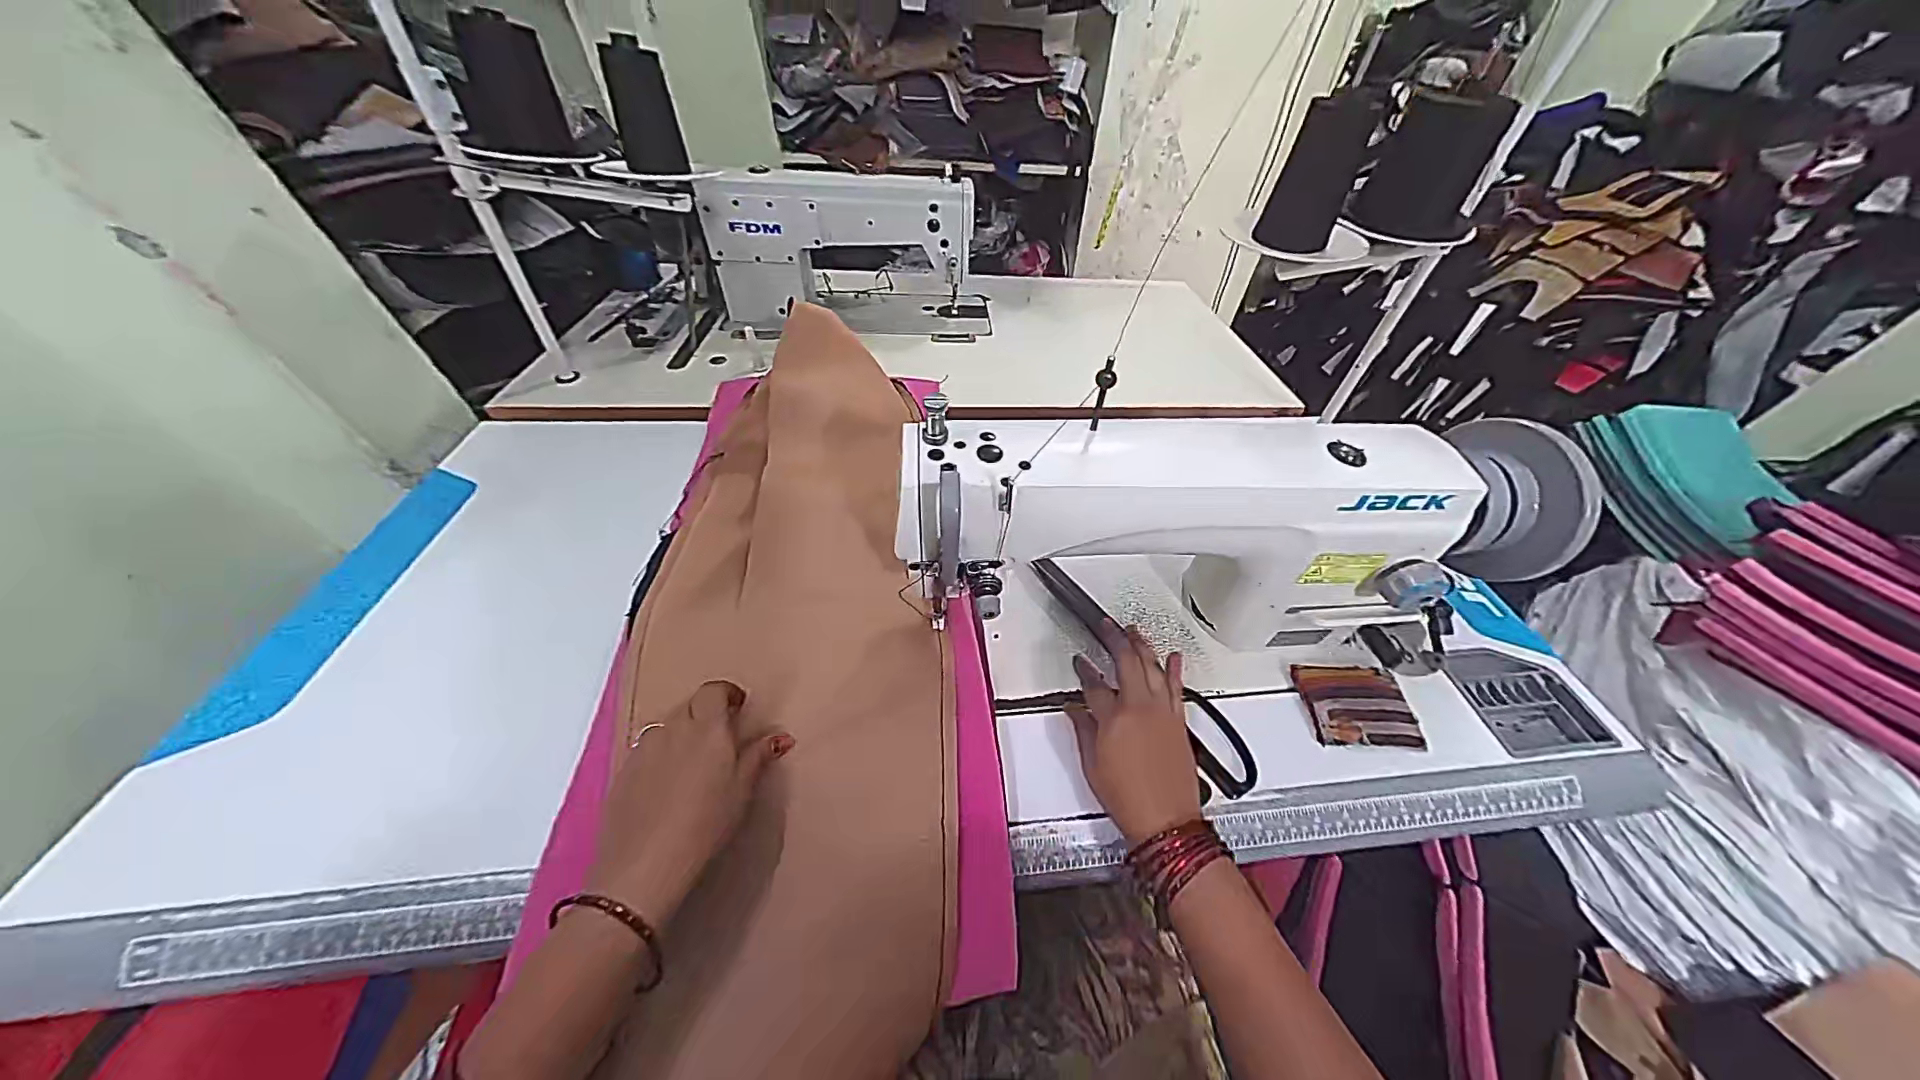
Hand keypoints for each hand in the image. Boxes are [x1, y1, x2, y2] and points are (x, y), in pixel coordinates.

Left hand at [586, 680, 791, 921]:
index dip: (727, 695)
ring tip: (693, 765)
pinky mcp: (624, 769)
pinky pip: (647, 749)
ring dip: (682, 734)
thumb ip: (758, 756)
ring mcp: (644, 748)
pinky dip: (661, 755)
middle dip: (706, 714)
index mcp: (707, 728)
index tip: (738, 707)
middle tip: (720, 740)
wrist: (645, 863)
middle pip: (691, 705)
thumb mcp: (741, 791)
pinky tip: (667, 784)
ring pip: (667, 726)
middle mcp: (673, 728)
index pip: (714, 691)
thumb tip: (780, 737)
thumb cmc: (704, 825)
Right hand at [1065, 623, 1200, 847]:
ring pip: (1153, 667)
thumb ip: (1083, 731)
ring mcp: (1163, 713)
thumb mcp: (1092, 765)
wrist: (1166, 821)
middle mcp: (1140, 709)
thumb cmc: (1129, 799)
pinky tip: (1173, 657)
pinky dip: (1175, 669)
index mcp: (1113, 719)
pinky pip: (1177, 687)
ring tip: (1134, 631)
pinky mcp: (1179, 721)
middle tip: (1108, 626)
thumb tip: (1076, 712)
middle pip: (1126, 662)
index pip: (1094, 684)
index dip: (1084, 670)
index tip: (1080, 663)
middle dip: (1115, 639)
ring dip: (1142, 646)